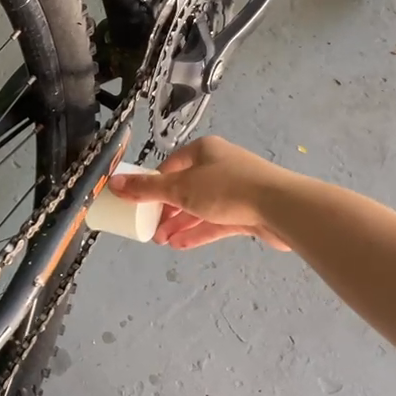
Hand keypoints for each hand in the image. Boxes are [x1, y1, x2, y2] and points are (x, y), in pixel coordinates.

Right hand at [107, 136, 296, 250]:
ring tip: (161, 241)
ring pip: (200, 207)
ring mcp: (235, 190)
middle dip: (166, 210)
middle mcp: (219, 166)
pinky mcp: (247, 212)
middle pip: (184, 188)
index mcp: (203, 151)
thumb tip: (113, 183)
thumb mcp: (180, 188)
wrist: (282, 207)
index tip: (140, 203)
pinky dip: (198, 232)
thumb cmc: (227, 189)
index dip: (153, 185)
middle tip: (150, 228)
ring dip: (180, 223)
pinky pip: (216, 222)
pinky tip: (180, 245)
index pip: (170, 166)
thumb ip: (146, 188)